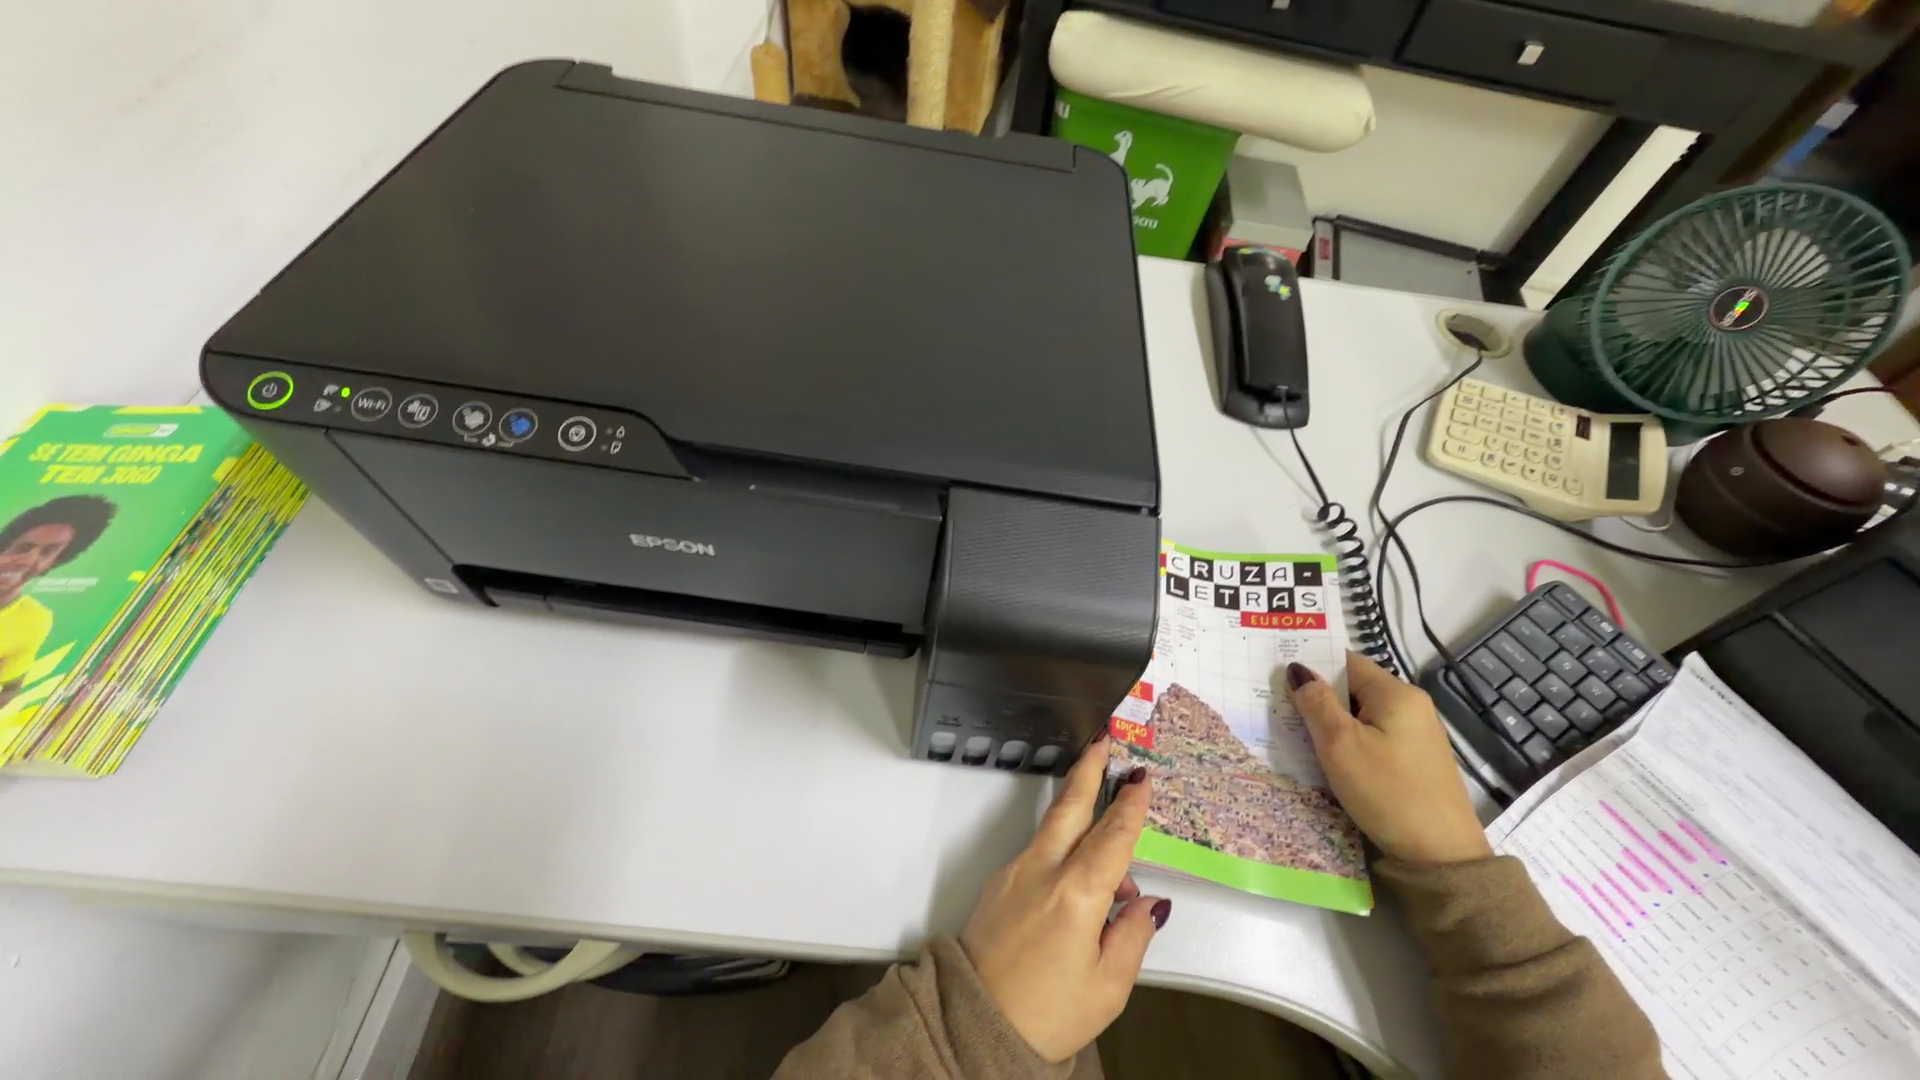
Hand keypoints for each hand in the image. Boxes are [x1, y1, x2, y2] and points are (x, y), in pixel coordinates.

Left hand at [960, 736, 1168, 1062]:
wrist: (973, 1024)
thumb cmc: (1044, 1014)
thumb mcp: (1107, 988)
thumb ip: (1132, 937)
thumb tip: (1148, 906)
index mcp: (1076, 894)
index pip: (1112, 837)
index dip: (1130, 806)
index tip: (1140, 779)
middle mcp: (1042, 872)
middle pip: (1070, 807)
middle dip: (1089, 769)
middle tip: (1103, 740)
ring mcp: (1015, 873)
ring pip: (1053, 828)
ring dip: (1079, 812)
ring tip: (1110, 834)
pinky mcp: (998, 884)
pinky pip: (1038, 853)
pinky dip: (1062, 850)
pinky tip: (1078, 878)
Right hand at [1285, 652, 1491, 864]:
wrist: (1440, 855)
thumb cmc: (1386, 791)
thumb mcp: (1340, 745)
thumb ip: (1315, 702)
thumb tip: (1298, 668)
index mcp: (1396, 693)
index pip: (1345, 662)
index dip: (1312, 665)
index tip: (1276, 675)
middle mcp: (1412, 705)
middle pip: (1353, 687)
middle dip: (1318, 696)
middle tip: (1278, 707)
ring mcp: (1416, 733)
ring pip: (1362, 713)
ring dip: (1331, 720)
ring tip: (1296, 732)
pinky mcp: (1415, 759)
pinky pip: (1373, 735)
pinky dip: (1349, 739)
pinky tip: (1330, 756)